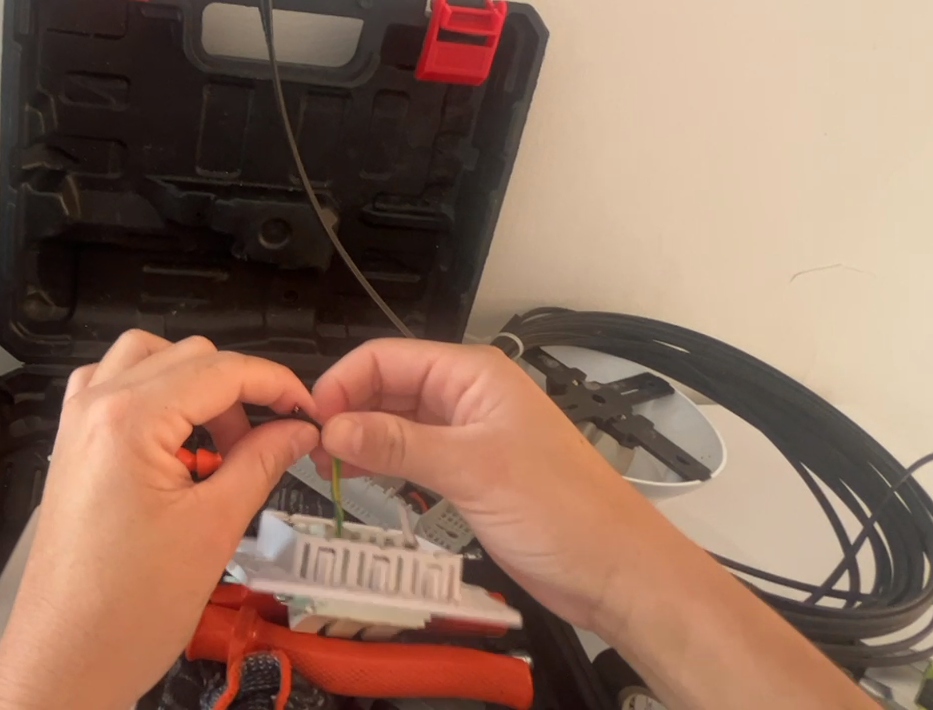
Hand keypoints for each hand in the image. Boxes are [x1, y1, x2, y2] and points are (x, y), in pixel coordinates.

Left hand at [0, 331, 317, 709]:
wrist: (64, 663)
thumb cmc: (129, 610)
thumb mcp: (213, 530)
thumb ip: (262, 462)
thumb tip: (298, 428)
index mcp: (129, 418)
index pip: (221, 370)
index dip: (275, 383)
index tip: (306, 409)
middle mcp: (97, 402)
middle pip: (188, 355)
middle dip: (238, 389)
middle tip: (265, 440)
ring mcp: (78, 418)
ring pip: (149, 356)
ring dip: (194, 382)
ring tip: (217, 438)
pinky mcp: (73, 440)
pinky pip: (113, 381)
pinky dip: (151, 390)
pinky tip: (170, 432)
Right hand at [310, 338, 689, 634]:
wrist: (619, 574)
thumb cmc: (562, 509)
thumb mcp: (471, 468)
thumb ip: (397, 444)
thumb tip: (332, 428)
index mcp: (470, 372)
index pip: (386, 358)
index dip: (344, 383)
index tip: (313, 420)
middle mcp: (464, 393)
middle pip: (387, 386)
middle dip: (349, 410)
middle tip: (314, 449)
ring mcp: (464, 431)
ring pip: (395, 420)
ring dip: (362, 438)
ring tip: (329, 465)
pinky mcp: (466, 467)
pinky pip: (410, 451)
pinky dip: (383, 461)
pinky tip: (361, 475)